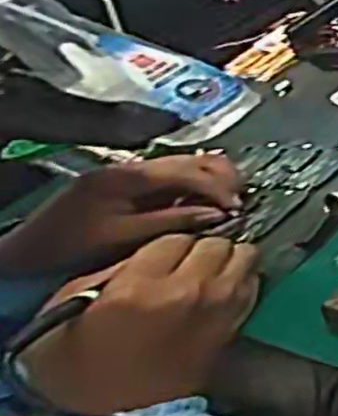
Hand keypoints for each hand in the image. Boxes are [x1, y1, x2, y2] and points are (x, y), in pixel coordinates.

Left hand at [0, 155, 243, 276]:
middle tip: (234, 204)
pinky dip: (199, 185)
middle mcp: (132, 166)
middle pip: (198, 160)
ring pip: (194, 163)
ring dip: (215, 181)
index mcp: (127, 177)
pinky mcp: (133, 179)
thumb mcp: (123, 237)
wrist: (22, 255)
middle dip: (225, 180)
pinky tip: (201, 202)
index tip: (237, 209)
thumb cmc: (70, 248)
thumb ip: (174, 221)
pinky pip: (180, 174)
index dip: (221, 189)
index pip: (192, 172)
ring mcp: (132, 170)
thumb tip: (220, 214)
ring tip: (222, 204)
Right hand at [18, 234, 259, 415]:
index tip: (157, 261)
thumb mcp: (67, 314)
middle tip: (184, 268)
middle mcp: (190, 288)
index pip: (172, 241)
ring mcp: (225, 300)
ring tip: (208, 275)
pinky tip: (221, 290)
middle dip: (200, 251)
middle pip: (216, 243)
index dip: (164, 249)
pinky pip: (256, 277)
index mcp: (139, 288)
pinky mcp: (245, 313)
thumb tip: (148, 257)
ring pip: (246, 253)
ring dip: (228, 260)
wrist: (121, 410)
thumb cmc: (81, 368)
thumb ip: (107, 275)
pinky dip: (243, 277)